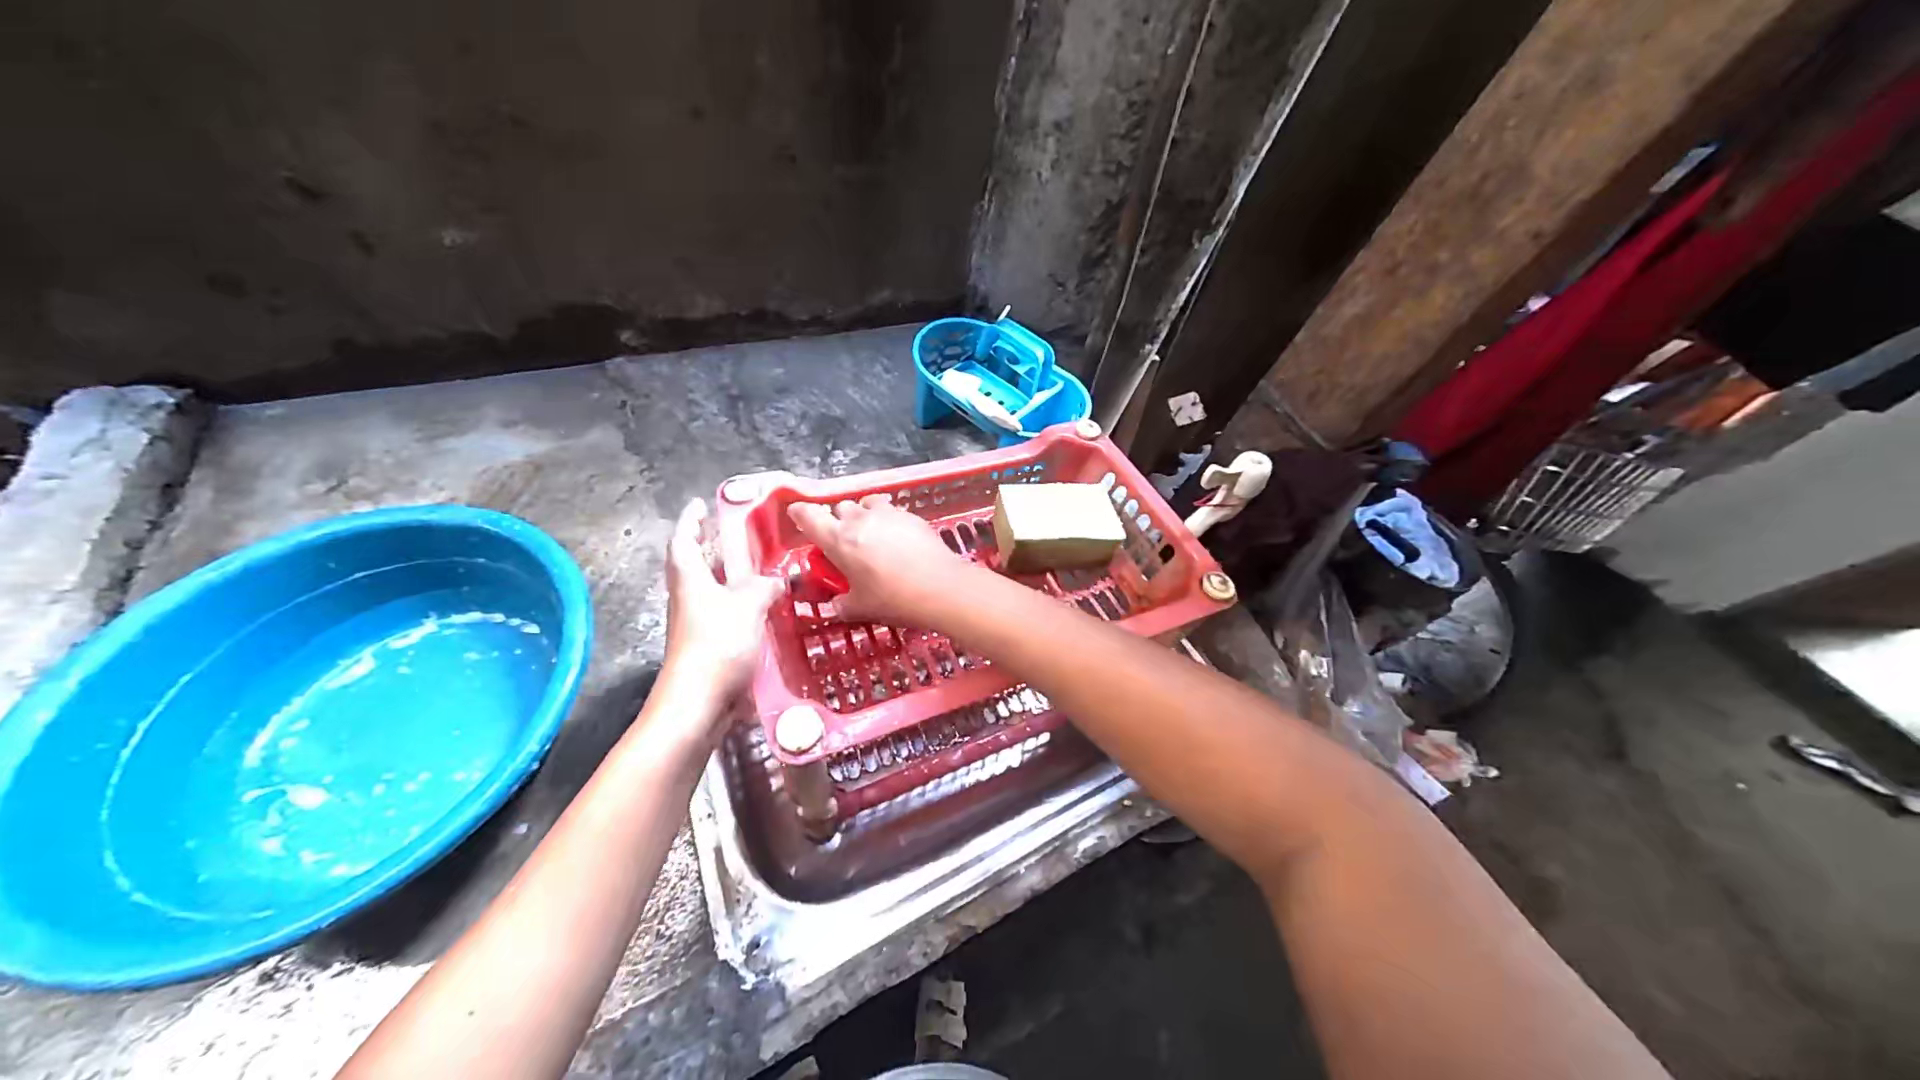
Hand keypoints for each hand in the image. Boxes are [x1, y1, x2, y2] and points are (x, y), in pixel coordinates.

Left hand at [664, 499, 782, 706]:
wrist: (699, 702)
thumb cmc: (717, 644)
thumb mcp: (748, 605)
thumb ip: (764, 587)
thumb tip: (778, 580)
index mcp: (691, 580)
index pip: (685, 540)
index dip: (691, 520)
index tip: (700, 504)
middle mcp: (690, 599)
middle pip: (696, 565)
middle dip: (711, 547)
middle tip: (735, 534)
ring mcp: (698, 625)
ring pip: (713, 591)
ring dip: (730, 578)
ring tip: (760, 568)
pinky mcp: (711, 648)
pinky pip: (727, 616)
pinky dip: (743, 606)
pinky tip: (766, 609)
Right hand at [786, 495, 979, 624]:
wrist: (941, 587)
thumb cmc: (893, 599)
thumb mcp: (860, 608)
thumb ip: (842, 604)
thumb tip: (836, 604)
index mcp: (838, 540)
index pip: (809, 517)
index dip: (800, 514)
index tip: (798, 515)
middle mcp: (859, 520)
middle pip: (840, 508)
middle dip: (837, 521)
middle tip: (844, 542)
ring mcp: (887, 514)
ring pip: (866, 504)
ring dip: (863, 515)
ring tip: (870, 534)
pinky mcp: (911, 516)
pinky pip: (891, 511)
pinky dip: (887, 520)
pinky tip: (896, 539)